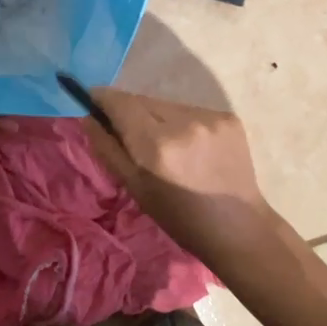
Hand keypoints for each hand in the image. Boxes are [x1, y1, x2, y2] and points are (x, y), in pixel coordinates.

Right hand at [81, 89, 272, 256]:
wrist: (238, 227)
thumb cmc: (179, 217)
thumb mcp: (135, 188)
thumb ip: (107, 149)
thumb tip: (88, 118)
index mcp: (155, 144)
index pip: (119, 102)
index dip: (102, 98)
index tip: (92, 100)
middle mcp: (183, 122)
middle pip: (142, 100)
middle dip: (130, 111)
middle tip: (130, 134)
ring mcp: (209, 117)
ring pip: (166, 104)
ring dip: (158, 117)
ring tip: (165, 145)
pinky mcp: (228, 117)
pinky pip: (191, 111)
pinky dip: (183, 123)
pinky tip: (191, 147)